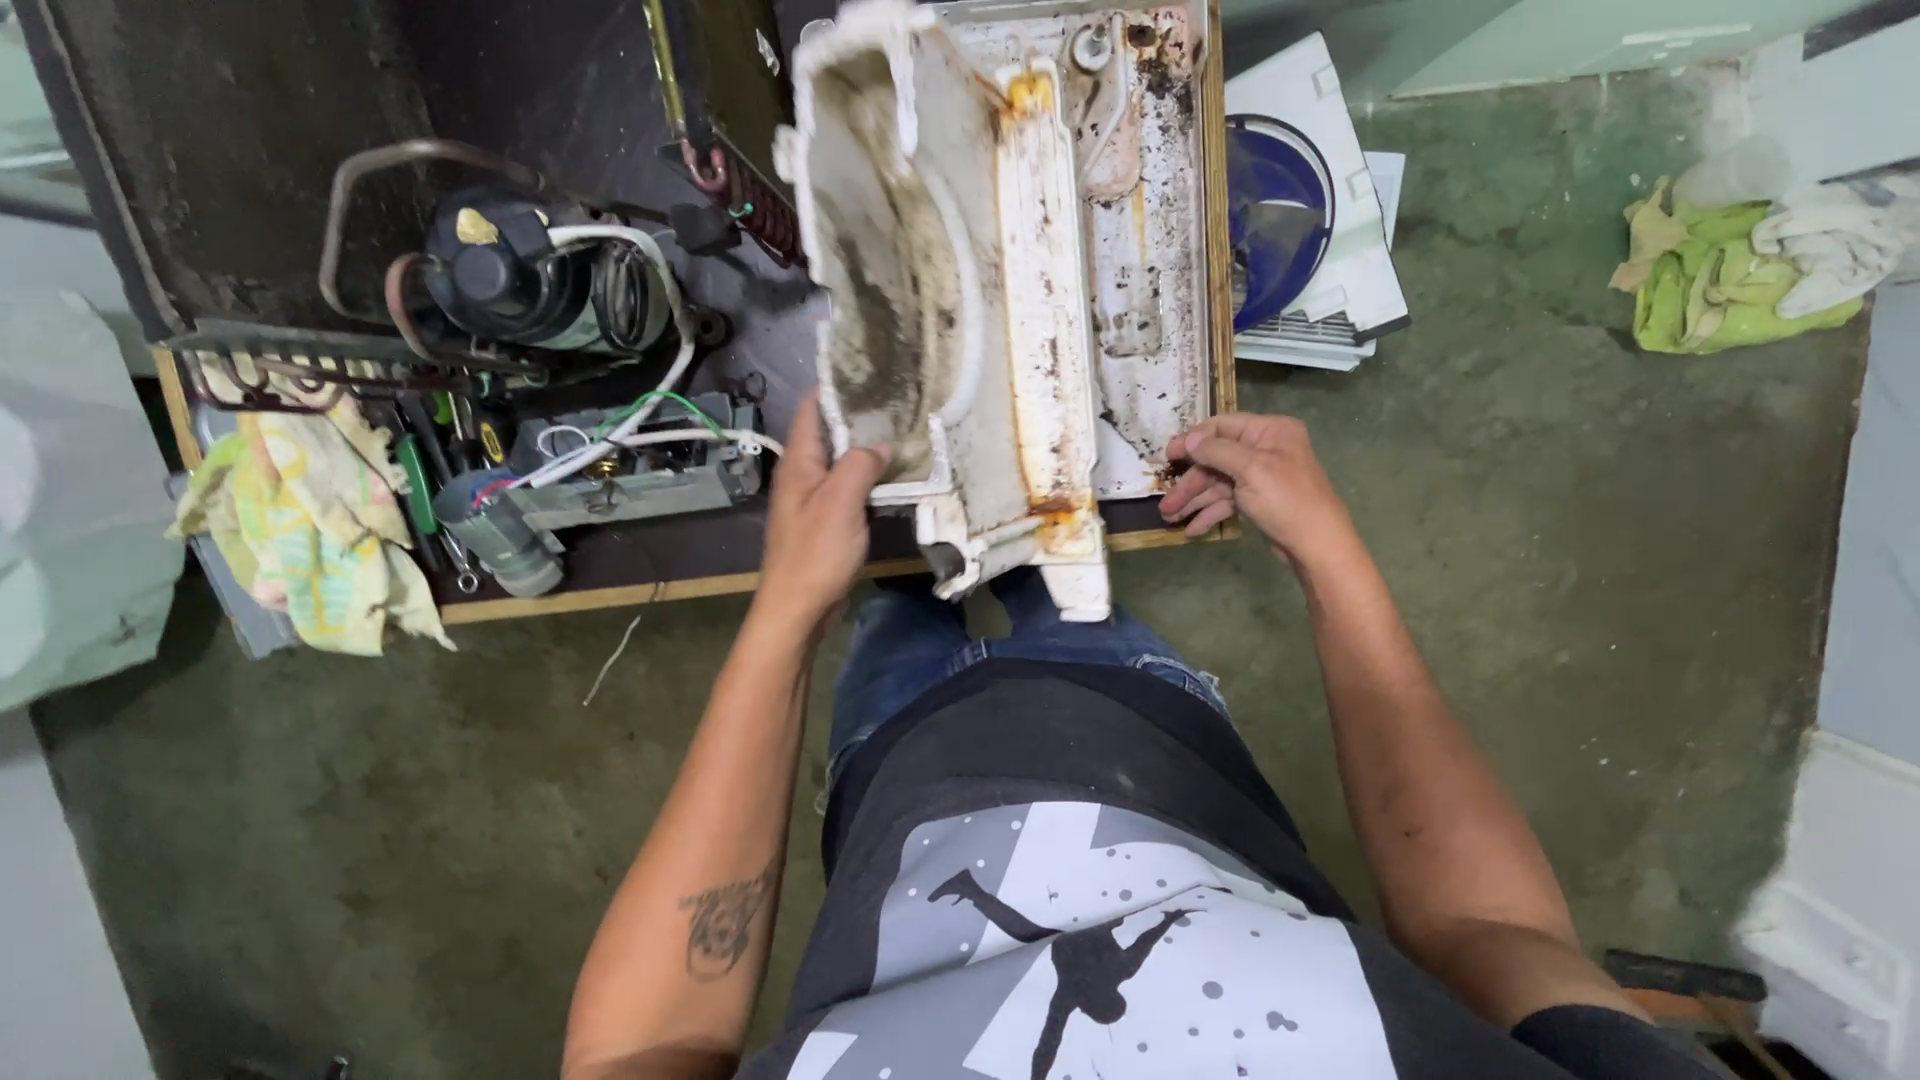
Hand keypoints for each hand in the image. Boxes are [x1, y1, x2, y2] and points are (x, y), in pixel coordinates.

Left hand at [756, 390, 890, 627]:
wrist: (797, 610)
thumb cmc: (815, 553)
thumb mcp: (840, 502)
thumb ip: (860, 464)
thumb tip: (881, 445)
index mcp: (798, 462)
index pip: (813, 408)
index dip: (836, 386)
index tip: (871, 371)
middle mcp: (803, 475)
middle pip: (830, 433)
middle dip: (860, 416)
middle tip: (899, 401)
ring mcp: (814, 499)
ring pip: (842, 462)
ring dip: (868, 449)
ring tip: (904, 432)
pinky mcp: (827, 522)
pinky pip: (849, 489)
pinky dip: (870, 479)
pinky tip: (895, 477)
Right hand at [1159, 413, 1356, 569]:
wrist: (1317, 545)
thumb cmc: (1287, 501)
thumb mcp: (1250, 469)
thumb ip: (1216, 451)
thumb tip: (1188, 439)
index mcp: (1269, 432)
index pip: (1222, 426)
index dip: (1193, 440)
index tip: (1167, 456)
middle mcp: (1265, 449)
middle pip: (1216, 458)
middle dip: (1190, 482)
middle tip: (1165, 502)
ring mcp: (1260, 476)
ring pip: (1218, 483)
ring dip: (1194, 500)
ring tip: (1169, 518)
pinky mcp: (1257, 500)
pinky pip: (1227, 501)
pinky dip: (1209, 513)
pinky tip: (1192, 529)